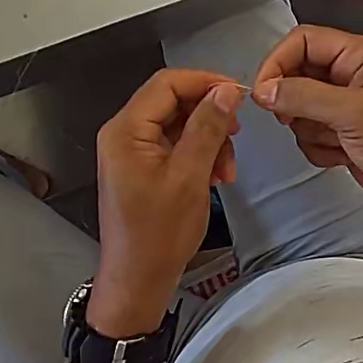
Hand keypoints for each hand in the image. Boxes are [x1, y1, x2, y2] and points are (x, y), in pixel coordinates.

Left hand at [92, 70, 243, 336]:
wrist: (139, 278)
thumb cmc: (157, 236)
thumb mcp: (190, 176)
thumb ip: (208, 128)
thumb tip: (226, 92)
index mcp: (126, 131)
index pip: (168, 84)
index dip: (206, 83)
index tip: (238, 95)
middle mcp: (124, 136)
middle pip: (174, 103)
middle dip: (210, 118)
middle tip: (236, 136)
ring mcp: (133, 153)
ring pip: (180, 126)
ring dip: (210, 141)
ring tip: (225, 171)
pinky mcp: (144, 169)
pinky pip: (177, 147)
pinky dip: (200, 157)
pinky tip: (214, 177)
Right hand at [252, 25, 362, 215]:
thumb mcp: (354, 113)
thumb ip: (305, 96)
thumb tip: (267, 89)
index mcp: (360, 56)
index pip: (304, 42)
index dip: (279, 63)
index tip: (264, 90)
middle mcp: (352, 77)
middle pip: (297, 76)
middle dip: (294, 104)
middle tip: (295, 118)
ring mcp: (347, 107)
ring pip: (300, 111)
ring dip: (311, 131)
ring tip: (338, 140)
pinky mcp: (344, 134)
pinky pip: (310, 136)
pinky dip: (320, 149)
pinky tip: (343, 155)